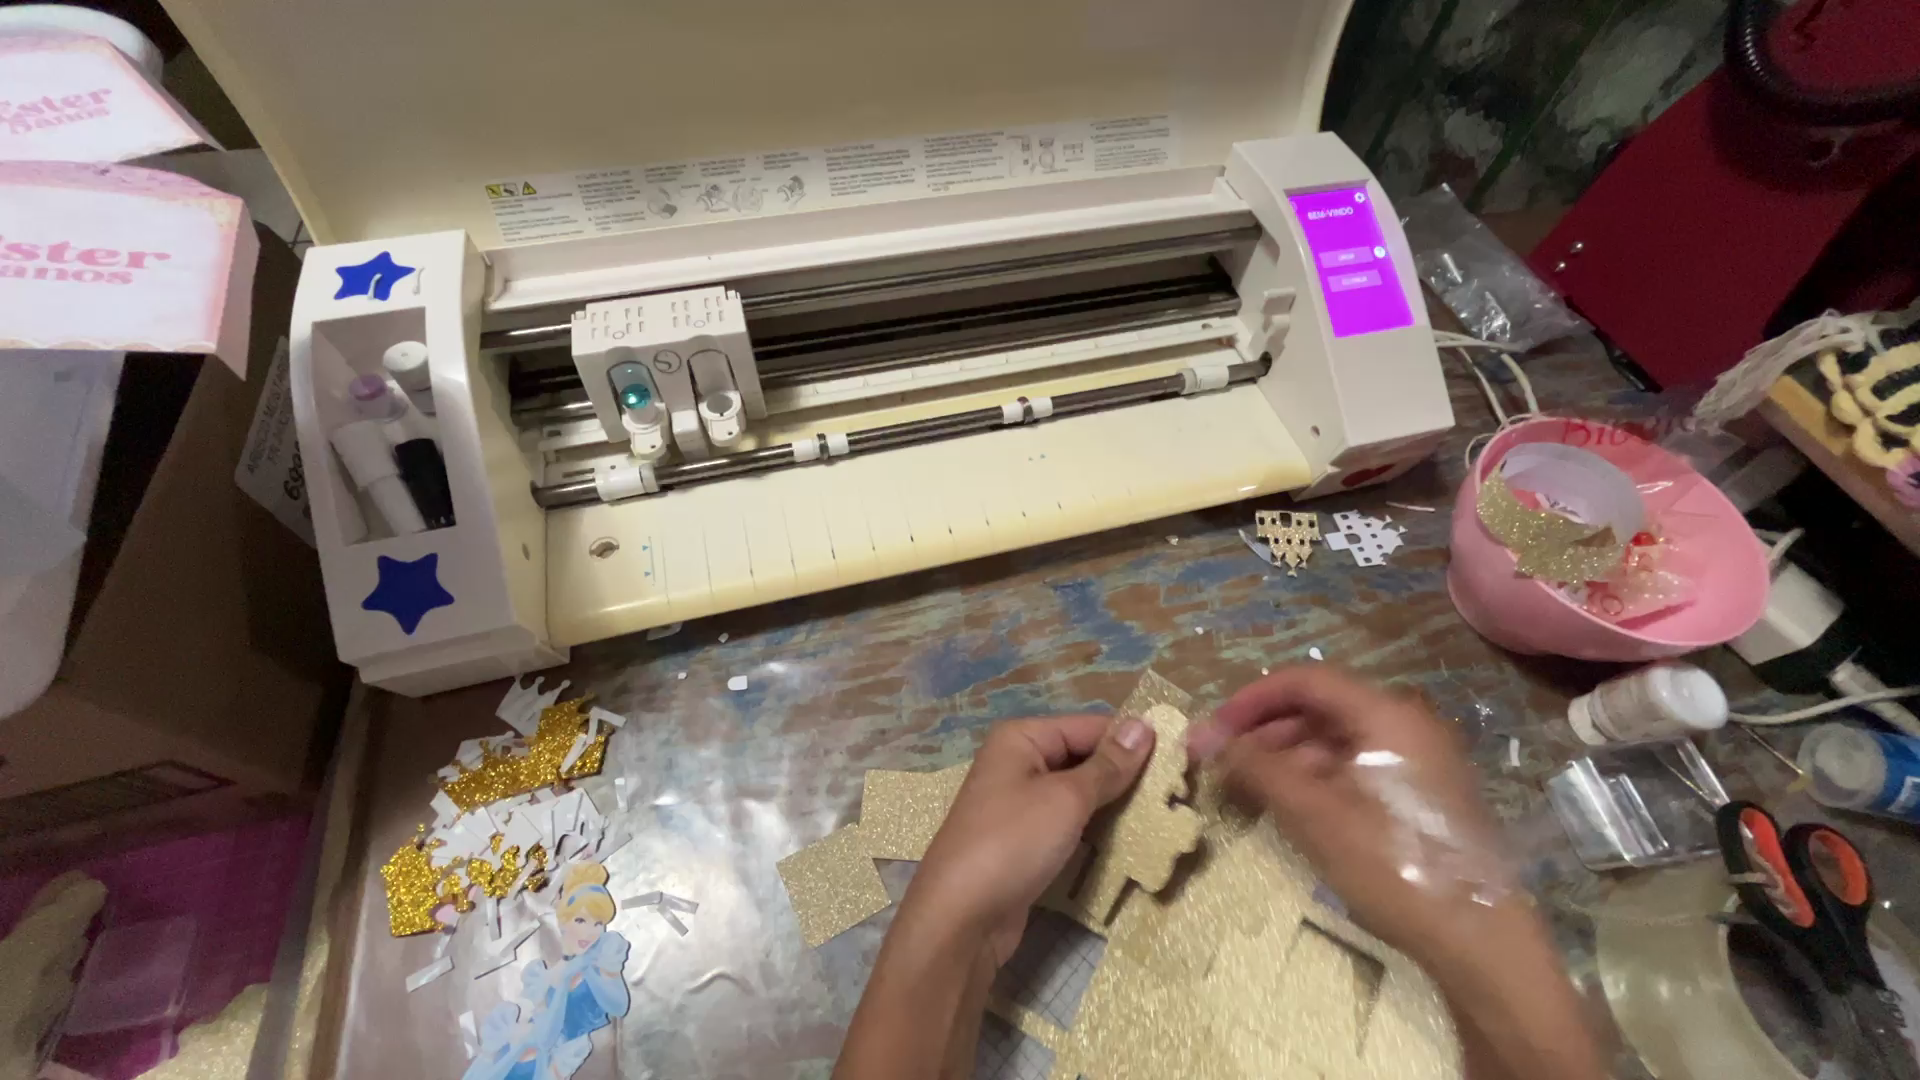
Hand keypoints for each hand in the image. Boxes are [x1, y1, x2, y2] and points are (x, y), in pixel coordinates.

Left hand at [900, 714, 1154, 965]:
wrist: (961, 917)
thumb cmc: (1013, 842)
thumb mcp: (1066, 799)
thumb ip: (1107, 765)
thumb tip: (1143, 726)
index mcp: (1021, 738)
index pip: (1088, 726)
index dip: (1132, 740)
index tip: (1181, 758)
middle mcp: (1017, 761)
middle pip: (1083, 757)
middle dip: (1125, 774)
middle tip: (1178, 793)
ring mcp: (1018, 802)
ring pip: (1077, 792)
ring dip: (1114, 803)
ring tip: (1163, 816)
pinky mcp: (1024, 839)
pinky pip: (1067, 822)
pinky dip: (1094, 828)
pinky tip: (1128, 840)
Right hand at [1188, 666, 1508, 971]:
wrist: (1483, 945)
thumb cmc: (1394, 866)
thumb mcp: (1313, 814)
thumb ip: (1255, 766)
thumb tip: (1204, 738)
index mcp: (1386, 716)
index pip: (1303, 681)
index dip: (1250, 699)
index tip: (1213, 729)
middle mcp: (1405, 724)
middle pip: (1318, 707)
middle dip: (1263, 729)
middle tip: (1222, 759)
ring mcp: (1416, 759)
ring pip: (1334, 738)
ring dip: (1285, 754)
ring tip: (1249, 786)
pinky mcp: (1419, 792)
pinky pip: (1353, 765)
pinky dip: (1314, 776)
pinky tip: (1290, 804)